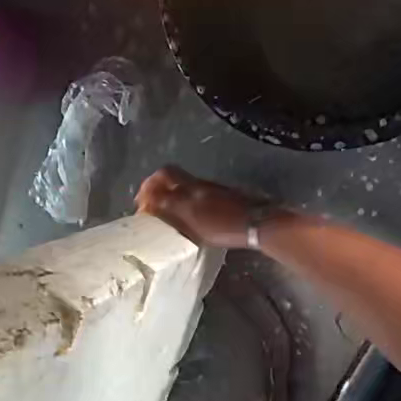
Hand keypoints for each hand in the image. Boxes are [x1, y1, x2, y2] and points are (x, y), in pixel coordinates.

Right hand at [136, 166, 264, 248]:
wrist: (259, 224)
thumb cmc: (223, 224)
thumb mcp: (189, 219)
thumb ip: (168, 208)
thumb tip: (149, 201)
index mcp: (189, 188)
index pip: (163, 175)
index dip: (148, 186)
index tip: (140, 203)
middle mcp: (199, 184)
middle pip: (173, 175)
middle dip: (157, 185)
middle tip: (150, 203)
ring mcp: (214, 191)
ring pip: (185, 185)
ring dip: (171, 194)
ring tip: (165, 212)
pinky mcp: (225, 199)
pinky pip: (197, 195)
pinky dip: (186, 201)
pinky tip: (188, 216)